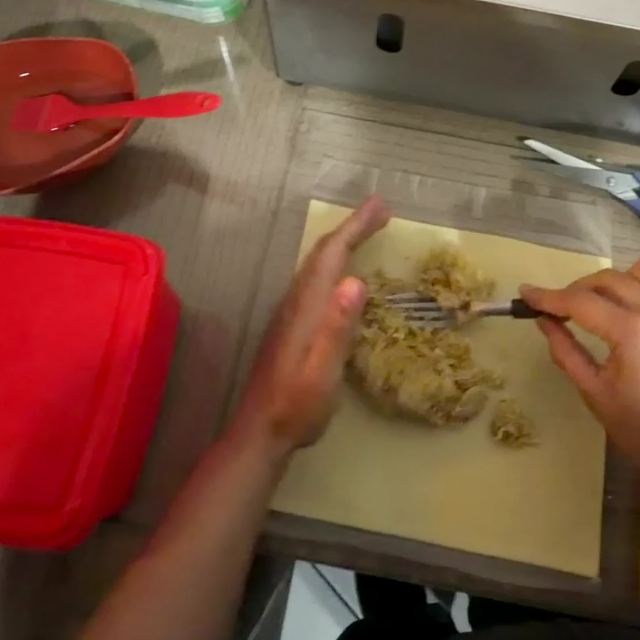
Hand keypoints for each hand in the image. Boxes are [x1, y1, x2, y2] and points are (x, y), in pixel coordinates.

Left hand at [231, 197, 390, 458]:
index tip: (380, 206)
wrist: (260, 432)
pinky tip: (343, 273)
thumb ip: (338, 329)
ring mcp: (291, 313)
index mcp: (307, 308)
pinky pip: (315, 279)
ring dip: (342, 242)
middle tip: (380, 209)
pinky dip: (333, 263)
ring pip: (317, 264)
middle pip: (323, 253)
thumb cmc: (297, 407)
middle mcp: (296, 302)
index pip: (332, 256)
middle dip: (351, 227)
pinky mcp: (291, 324)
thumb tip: (356, 281)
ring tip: (366, 230)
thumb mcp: (323, 373)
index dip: (355, 227)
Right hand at [522, 258, 639, 514]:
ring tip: (611, 303)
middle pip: (610, 279)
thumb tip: (544, 321)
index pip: (580, 301)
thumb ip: (566, 351)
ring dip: (624, 279)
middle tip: (562, 309)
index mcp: (631, 332)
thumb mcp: (593, 393)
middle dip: (578, 288)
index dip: (548, 296)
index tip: (526, 294)